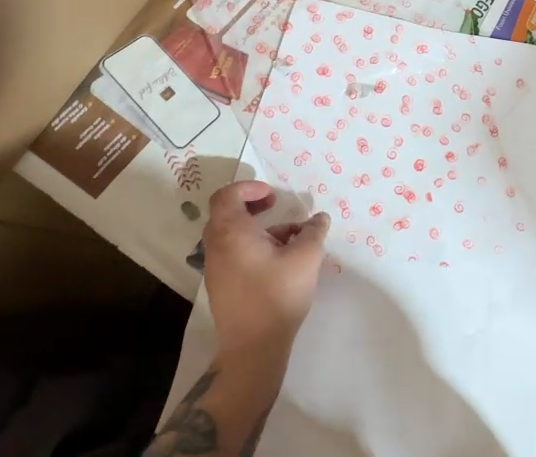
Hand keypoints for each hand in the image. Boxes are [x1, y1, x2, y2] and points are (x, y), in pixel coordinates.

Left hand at [202, 180, 329, 356]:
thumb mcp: (306, 257)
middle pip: (225, 214)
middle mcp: (217, 247)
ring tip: (289, 239)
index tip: (274, 196)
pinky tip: (280, 262)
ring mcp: (216, 269)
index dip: (249, 188)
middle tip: (275, 206)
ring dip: (257, 228)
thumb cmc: (278, 294)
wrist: (254, 347)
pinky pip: (233, 253)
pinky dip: (252, 246)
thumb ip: (313, 231)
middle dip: (252, 205)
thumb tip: (319, 218)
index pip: (227, 196)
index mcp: (232, 233)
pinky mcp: (221, 286)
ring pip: (231, 235)